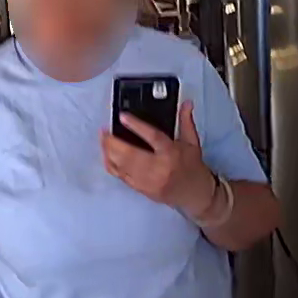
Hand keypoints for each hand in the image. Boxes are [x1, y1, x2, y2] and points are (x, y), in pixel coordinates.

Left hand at [101, 101, 216, 219]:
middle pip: (130, 154)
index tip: (122, 116)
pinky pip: (121, 176)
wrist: (195, 195)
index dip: (136, 125)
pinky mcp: (141, 189)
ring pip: (122, 166)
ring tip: (103, 139)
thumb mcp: (192, 142)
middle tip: (104, 130)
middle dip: (113, 142)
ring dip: (108, 152)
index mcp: (171, 153)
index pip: (153, 137)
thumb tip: (186, 102)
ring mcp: (148, 181)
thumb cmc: (192, 166)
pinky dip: (111, 165)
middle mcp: (158, 168)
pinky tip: (106, 154)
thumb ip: (185, 121)